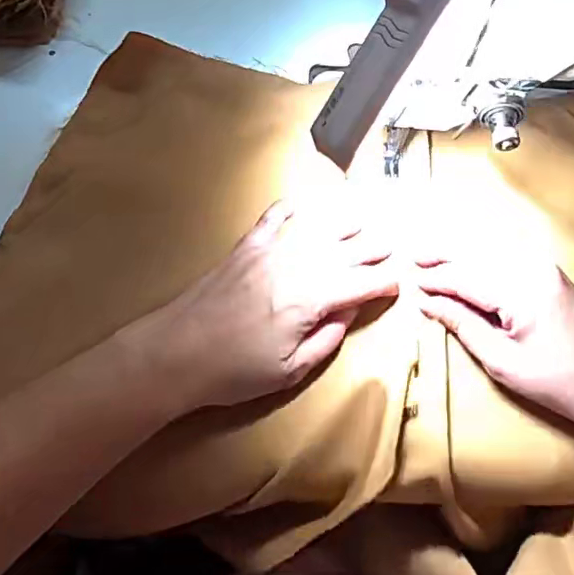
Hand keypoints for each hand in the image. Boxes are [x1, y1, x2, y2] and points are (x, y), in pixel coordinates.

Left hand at [131, 200, 398, 412]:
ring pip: (318, 227)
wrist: (176, 351)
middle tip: (391, 246)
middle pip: (347, 249)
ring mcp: (270, 249)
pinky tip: (302, 203)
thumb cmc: (234, 371)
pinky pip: (275, 217)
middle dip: (373, 248)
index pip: (362, 283)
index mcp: (312, 298)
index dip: (385, 283)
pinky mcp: (247, 245)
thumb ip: (327, 338)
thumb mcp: (291, 370)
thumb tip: (350, 311)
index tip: (398, 283)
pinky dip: (291, 207)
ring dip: (344, 223)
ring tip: (362, 220)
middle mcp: (297, 264)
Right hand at [415, 248, 573, 432]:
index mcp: (520, 291)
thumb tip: (429, 302)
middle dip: (443, 255)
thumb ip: (463, 325)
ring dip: (460, 249)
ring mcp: (544, 264)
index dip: (436, 280)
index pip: (465, 276)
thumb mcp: (502, 362)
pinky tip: (466, 254)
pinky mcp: (549, 269)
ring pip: (491, 246)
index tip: (411, 284)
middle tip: (413, 258)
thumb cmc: (556, 382)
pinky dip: (481, 251)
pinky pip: (507, 250)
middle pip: (476, 252)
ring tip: (432, 254)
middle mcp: (533, 267)